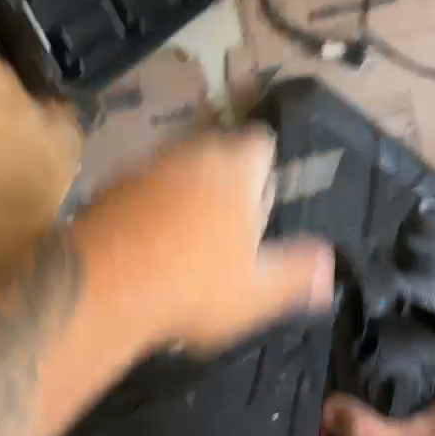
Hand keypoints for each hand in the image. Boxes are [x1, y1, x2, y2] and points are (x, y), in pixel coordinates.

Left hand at [71, 127, 333, 353]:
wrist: (103, 284)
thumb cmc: (194, 284)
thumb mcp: (257, 291)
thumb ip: (297, 272)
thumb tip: (331, 264)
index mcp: (236, 166)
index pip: (262, 143)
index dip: (266, 170)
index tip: (262, 206)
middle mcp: (195, 150)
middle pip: (223, 154)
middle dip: (230, 183)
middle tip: (230, 232)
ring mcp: (151, 162)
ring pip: (184, 169)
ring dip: (190, 193)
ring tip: (189, 243)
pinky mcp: (116, 181)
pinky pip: (148, 184)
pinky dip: (155, 204)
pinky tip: (151, 244)